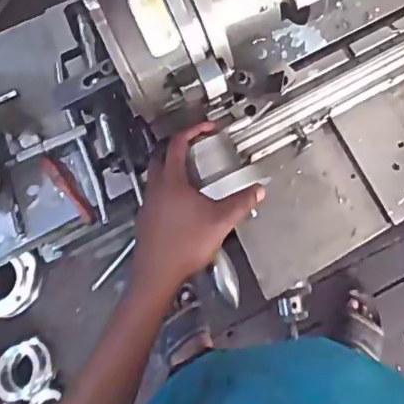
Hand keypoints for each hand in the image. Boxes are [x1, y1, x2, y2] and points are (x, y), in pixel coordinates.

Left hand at [129, 123, 264, 296]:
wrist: (156, 276)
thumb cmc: (183, 247)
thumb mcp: (220, 222)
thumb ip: (241, 203)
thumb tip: (257, 190)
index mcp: (172, 181)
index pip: (178, 144)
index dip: (193, 131)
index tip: (206, 127)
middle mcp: (156, 188)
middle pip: (161, 154)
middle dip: (178, 144)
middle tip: (195, 143)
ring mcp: (148, 203)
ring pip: (156, 174)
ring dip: (171, 166)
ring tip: (191, 172)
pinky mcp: (146, 219)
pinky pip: (155, 193)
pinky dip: (167, 188)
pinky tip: (182, 202)